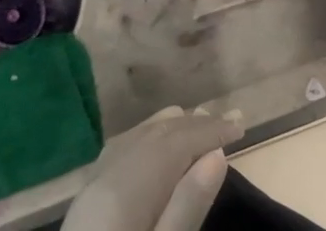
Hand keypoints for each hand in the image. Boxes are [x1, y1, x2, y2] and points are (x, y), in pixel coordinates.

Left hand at [61, 107, 242, 230]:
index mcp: (127, 190)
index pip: (174, 144)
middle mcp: (106, 177)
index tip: (241, 127)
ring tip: (198, 121)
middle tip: (230, 120)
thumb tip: (216, 156)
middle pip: (154, 136)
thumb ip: (187, 206)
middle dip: (193, 124)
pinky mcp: (85, 201)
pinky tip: (152, 142)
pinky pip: (119, 150)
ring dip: (169, 128)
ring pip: (134, 139)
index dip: (209, 131)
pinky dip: (145, 137)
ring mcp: (91, 187)